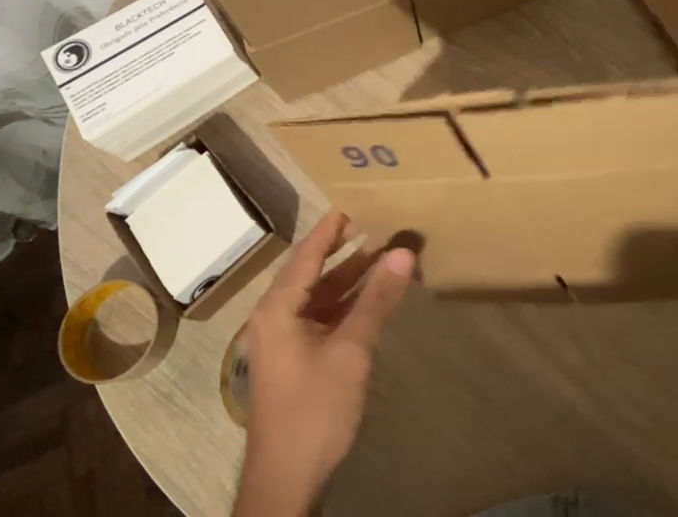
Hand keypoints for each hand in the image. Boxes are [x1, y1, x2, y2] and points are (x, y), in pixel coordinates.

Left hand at [233, 212, 415, 516]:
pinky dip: (346, 303)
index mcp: (278, 308)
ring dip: (349, 277)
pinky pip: (321, 317)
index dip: (332, 227)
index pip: (307, 253)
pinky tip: (373, 296)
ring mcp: (284, 339)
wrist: (287, 477)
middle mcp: (275, 316)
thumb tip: (403, 251)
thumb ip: (376, 299)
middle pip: (311, 271)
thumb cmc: (314, 408)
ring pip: (319, 295)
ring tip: (385, 253)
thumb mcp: (351, 351)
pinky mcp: (296, 359)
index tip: (356, 200)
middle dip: (345, 248)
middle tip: (379, 222)